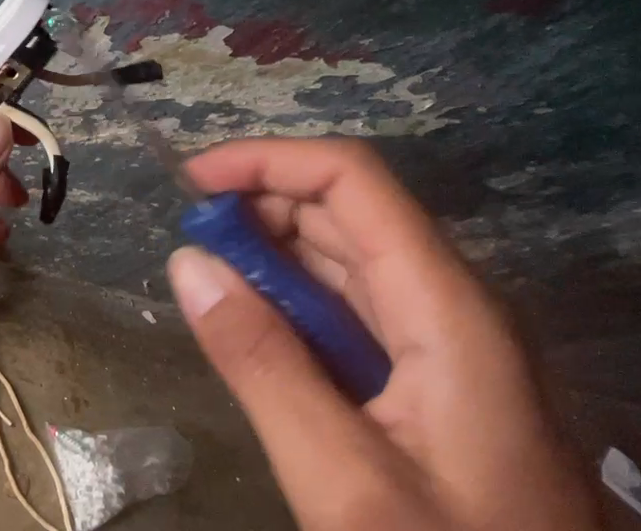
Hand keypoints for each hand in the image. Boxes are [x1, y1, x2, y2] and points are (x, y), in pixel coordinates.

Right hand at [169, 138, 598, 530]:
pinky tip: (254, 328)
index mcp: (449, 311)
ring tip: (207, 279)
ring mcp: (447, 346)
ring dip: (268, 252)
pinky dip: (289, 299)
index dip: (267, 162)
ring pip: (345, 257)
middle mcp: (454, 309)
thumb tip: (186, 261)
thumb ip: (263, 365)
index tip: (189, 185)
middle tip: (187, 241)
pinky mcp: (432, 381)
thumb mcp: (346, 479)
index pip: (353, 181)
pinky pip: (351, 308)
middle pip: (346, 211)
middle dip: (258, 205)